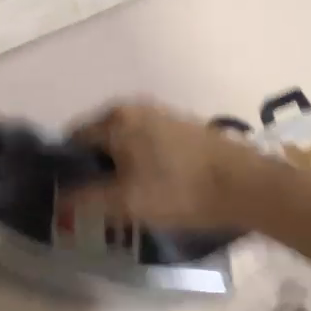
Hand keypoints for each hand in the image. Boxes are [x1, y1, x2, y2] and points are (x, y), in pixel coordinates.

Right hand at [64, 103, 274, 231]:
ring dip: (119, 163)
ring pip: (124, 140)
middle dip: (94, 165)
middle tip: (98, 197)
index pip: (73, 138)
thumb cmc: (180, 191)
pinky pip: (146, 141)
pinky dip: (141, 159)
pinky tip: (153, 184)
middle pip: (99, 137)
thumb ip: (87, 200)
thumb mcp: (127, 203)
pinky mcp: (183, 125)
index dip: (68, 165)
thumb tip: (60, 200)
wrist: (250, 187)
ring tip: (126, 195)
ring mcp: (160, 113)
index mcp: (114, 119)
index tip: (71, 191)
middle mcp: (132, 108)